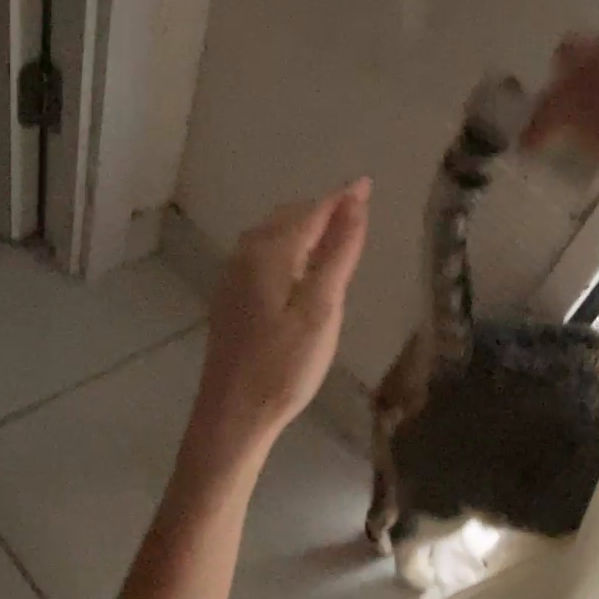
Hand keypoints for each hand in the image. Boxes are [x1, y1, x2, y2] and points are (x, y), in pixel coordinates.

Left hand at [192, 179, 371, 444]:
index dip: (342, 199)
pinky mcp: (230, 298)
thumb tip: (355, 202)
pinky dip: (288, 248)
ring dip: (303, 228)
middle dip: (322, 210)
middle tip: (357, 211)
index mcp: (270, 252)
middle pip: (289, 218)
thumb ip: (339, 252)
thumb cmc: (285, 365)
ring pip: (273, 235)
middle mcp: (245, 254)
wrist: (233, 414)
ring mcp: (233, 276)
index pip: (313, 212)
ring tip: (335, 234)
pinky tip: (301, 268)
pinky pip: (262, 255)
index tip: (368, 184)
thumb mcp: (322, 309)